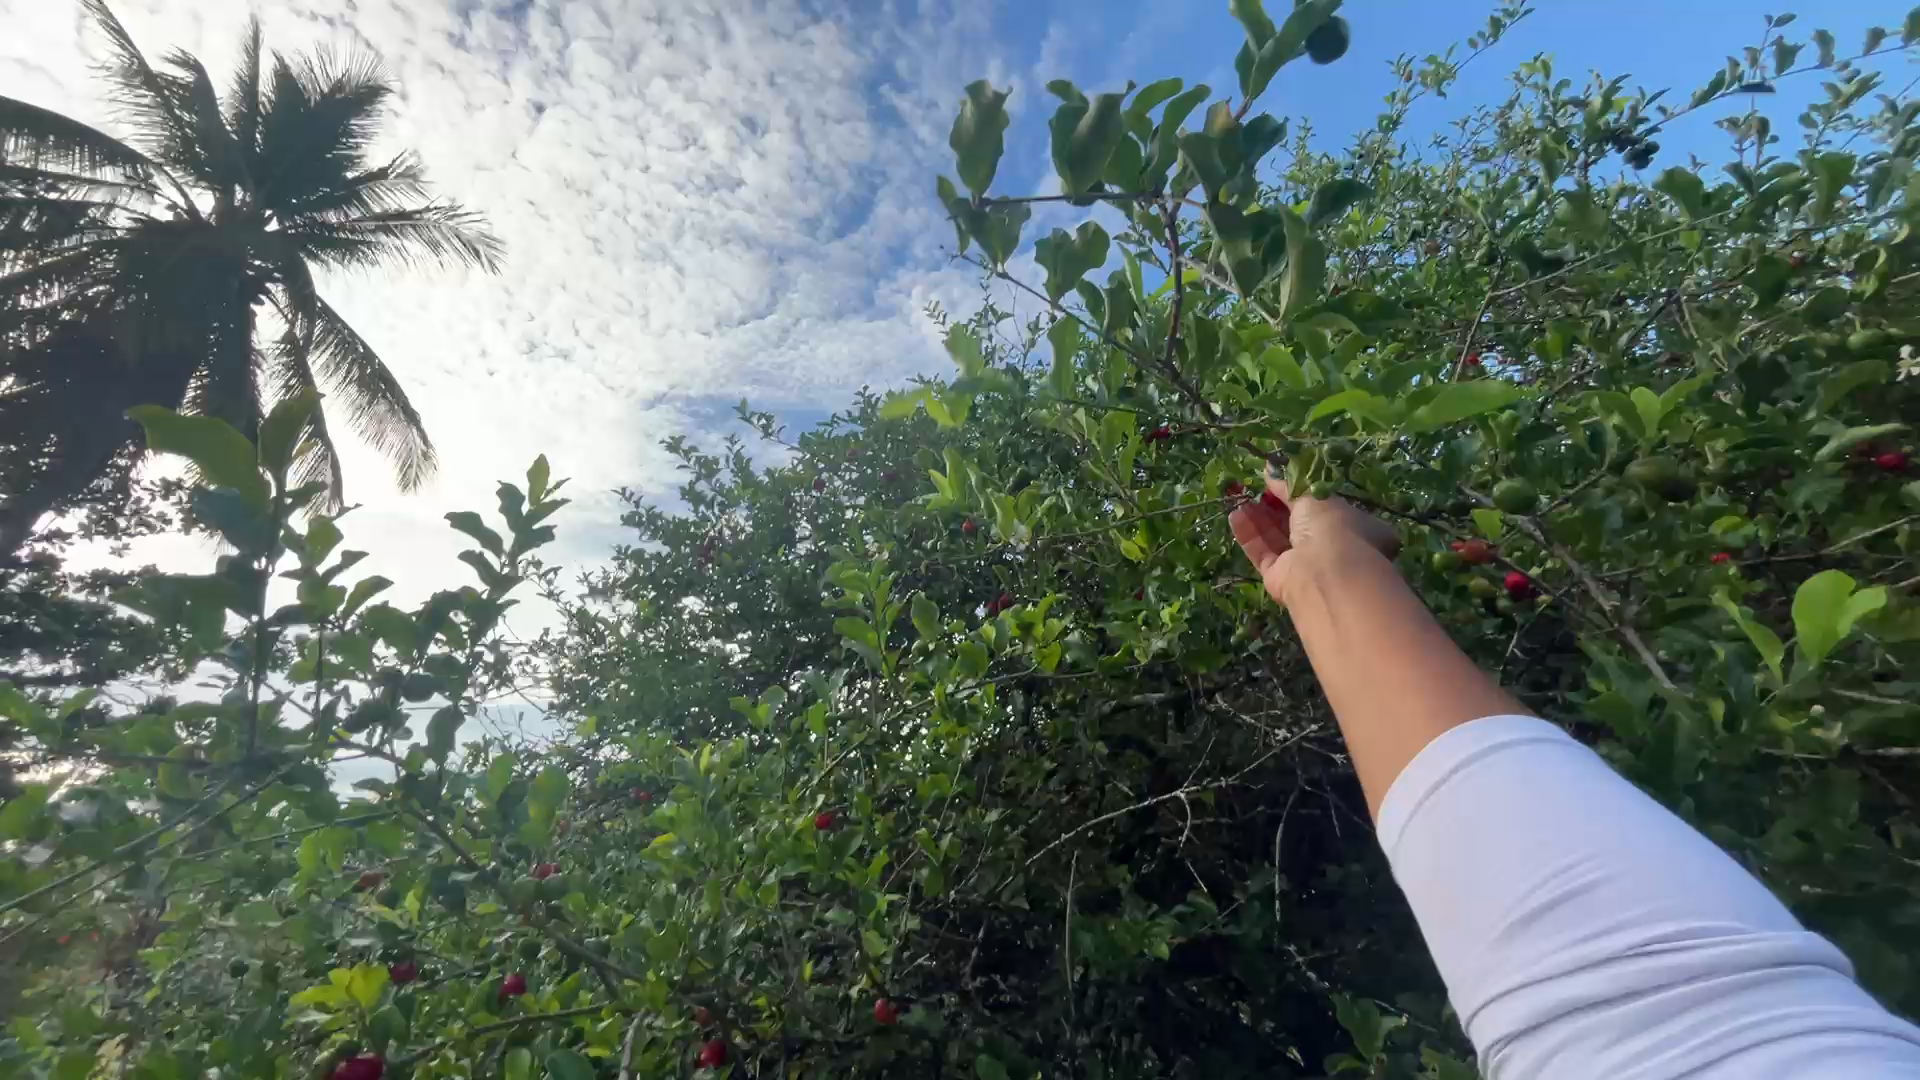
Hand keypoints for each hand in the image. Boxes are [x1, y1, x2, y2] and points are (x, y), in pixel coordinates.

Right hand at [1228, 471, 1399, 606]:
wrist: (1324, 574)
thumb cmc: (1331, 528)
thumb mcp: (1312, 496)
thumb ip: (1288, 485)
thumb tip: (1270, 469)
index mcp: (1350, 526)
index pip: (1323, 507)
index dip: (1300, 493)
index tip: (1278, 480)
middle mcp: (1328, 546)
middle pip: (1294, 523)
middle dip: (1273, 505)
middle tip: (1254, 487)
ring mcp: (1302, 563)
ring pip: (1275, 537)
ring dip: (1257, 517)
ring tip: (1239, 497)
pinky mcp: (1279, 576)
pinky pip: (1261, 552)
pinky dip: (1249, 534)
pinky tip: (1235, 515)